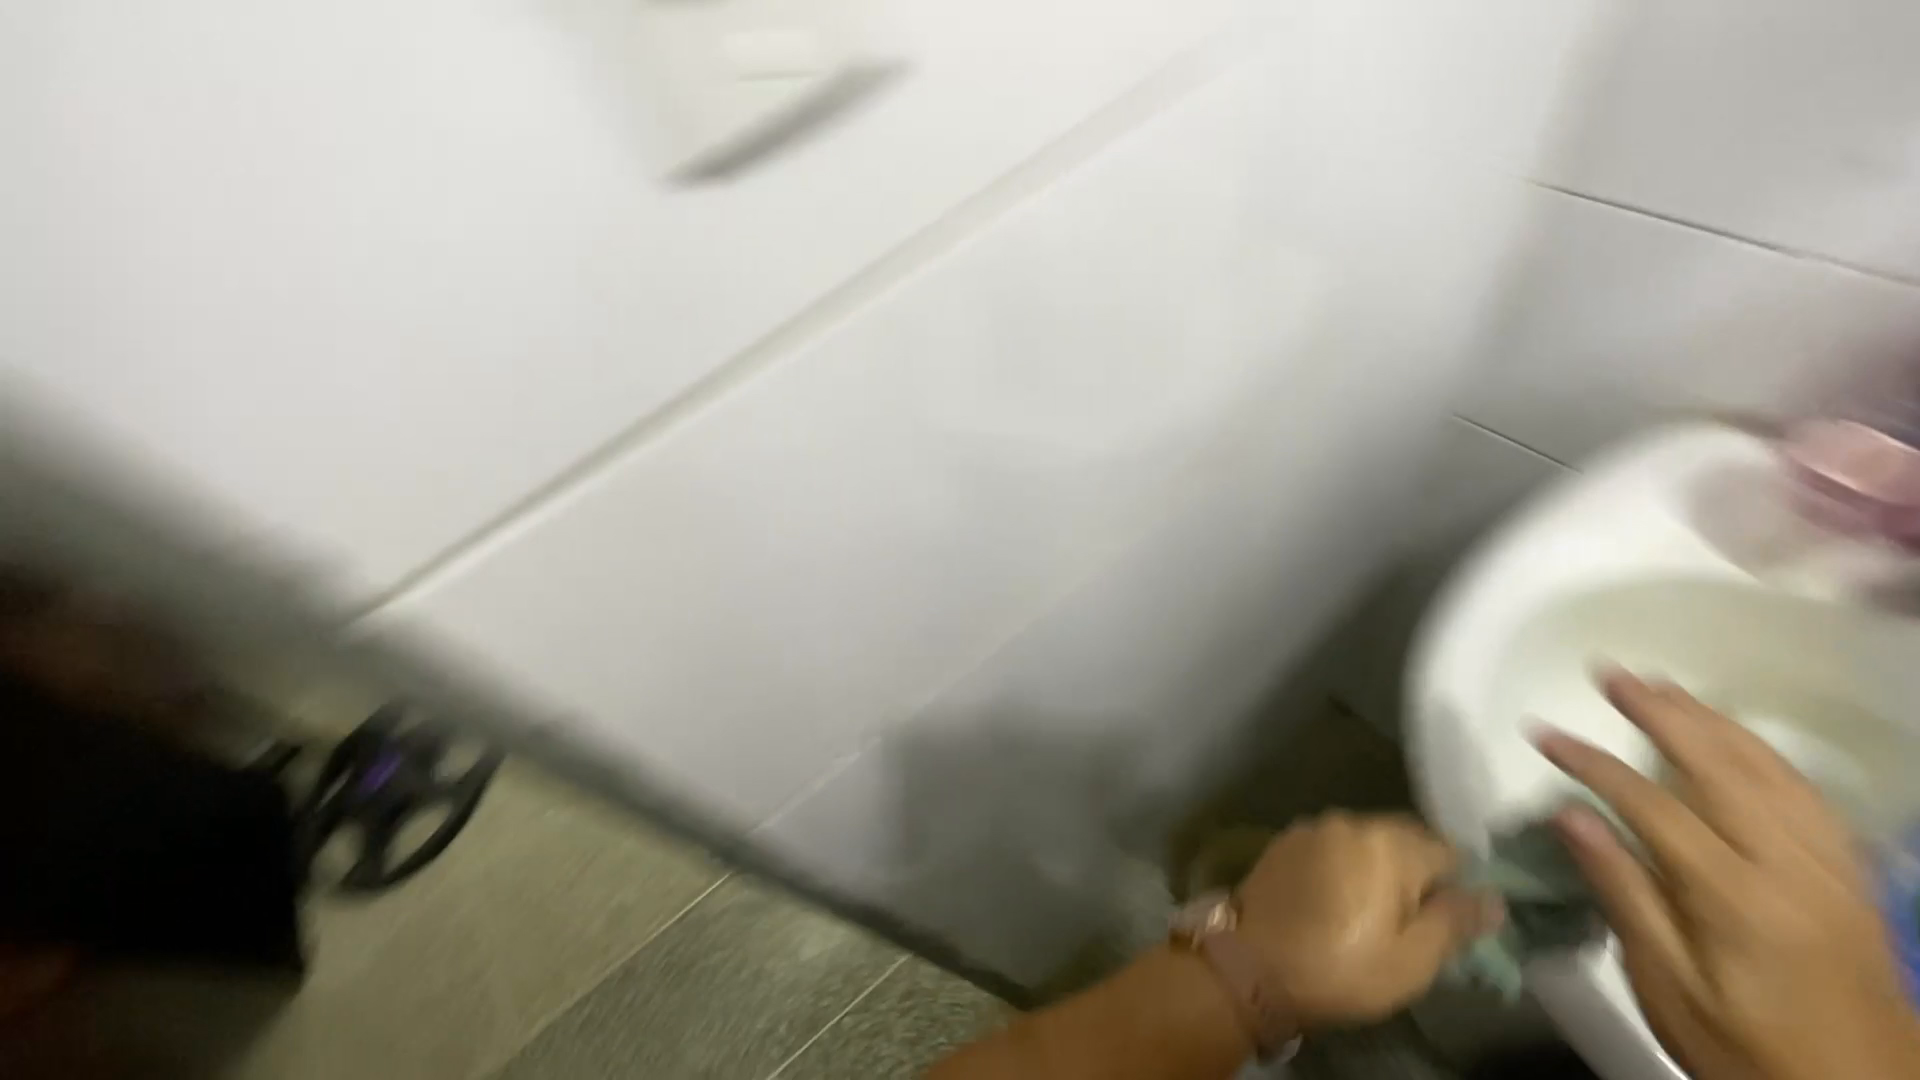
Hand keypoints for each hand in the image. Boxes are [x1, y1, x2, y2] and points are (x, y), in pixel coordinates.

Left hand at [1234, 812, 1501, 1026]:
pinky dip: (1344, 864)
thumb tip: (1493, 898)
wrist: (1251, 965)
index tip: (1454, 917)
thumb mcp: (1412, 960)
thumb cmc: (1340, 968)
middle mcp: (1348, 821)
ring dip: (1378, 865)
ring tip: (1376, 910)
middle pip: (1403, 838)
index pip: (1447, 850)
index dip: (1459, 884)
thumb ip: (1455, 922)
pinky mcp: (1284, 841)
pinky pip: (1331, 845)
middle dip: (1418, 871)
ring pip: (1365, 840)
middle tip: (1416, 918)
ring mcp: (1311, 828)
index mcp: (1386, 844)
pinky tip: (1339, 898)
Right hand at [1539, 671, 1919, 1079]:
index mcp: (1737, 898)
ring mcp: (1832, 870)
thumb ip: (1622, 892)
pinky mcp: (1853, 879)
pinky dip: (1767, 755)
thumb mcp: (1665, 984)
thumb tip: (1569, 814)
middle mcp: (1793, 869)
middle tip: (1612, 673)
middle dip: (1662, 714)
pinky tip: (1738, 739)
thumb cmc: (1743, 1047)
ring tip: (1665, 687)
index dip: (1592, 763)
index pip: (1652, 804)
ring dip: (1714, 721)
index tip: (1542, 733)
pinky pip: (1811, 797)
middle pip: (1723, 769)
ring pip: (1773, 772)